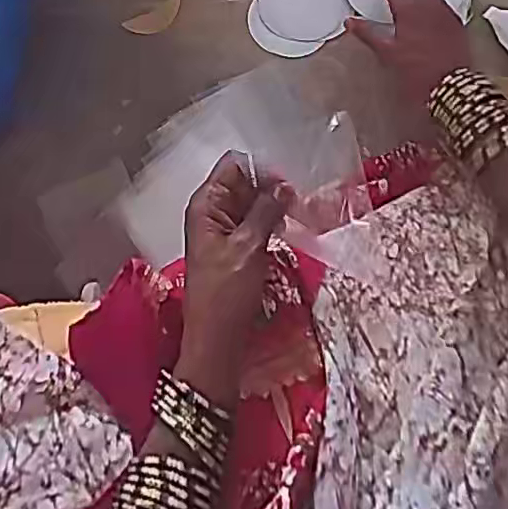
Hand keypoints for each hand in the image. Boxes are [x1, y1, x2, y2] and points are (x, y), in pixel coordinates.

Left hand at [177, 152, 289, 399]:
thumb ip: (265, 210)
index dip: (260, 167)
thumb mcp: (248, 247)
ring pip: (253, 201)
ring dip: (274, 203)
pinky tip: (290, 224)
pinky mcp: (236, 245)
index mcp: (206, 204)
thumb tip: (284, 185)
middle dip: (271, 185)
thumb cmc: (226, 294)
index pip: (234, 165)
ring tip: (300, 207)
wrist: (216, 343)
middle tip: (301, 194)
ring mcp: (224, 228)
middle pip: (245, 181)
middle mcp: (213, 210)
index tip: (288, 177)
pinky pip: (255, 221)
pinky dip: (272, 220)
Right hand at [347, 0, 473, 113]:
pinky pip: (440, 0)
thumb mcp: (387, 52)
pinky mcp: (455, 21)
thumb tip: (353, 23)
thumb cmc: (420, 71)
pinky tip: (422, 9)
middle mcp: (429, 5)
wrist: (449, 84)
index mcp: (409, 8)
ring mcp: (444, 12)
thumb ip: (368, 33)